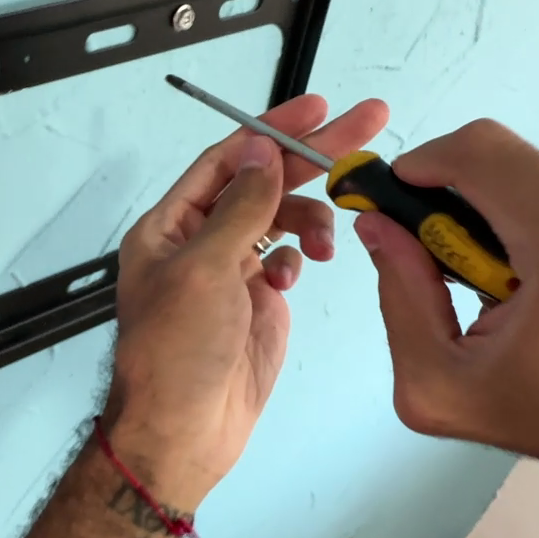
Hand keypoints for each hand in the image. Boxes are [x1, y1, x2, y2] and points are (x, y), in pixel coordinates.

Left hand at [103, 94, 389, 507]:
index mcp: (169, 227)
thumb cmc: (178, 352)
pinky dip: (298, 256)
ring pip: (278, 220)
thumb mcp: (203, 270)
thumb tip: (260, 151)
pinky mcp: (256, 301)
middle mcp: (197, 242)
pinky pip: (284, 259)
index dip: (270, 131)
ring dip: (308, 217)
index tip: (319, 106)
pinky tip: (297, 273)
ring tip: (324, 242)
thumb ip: (238, 208)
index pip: (225, 162)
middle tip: (369, 124)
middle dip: (310, 157)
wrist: (186, 431)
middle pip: (260, 184)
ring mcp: (229, 271)